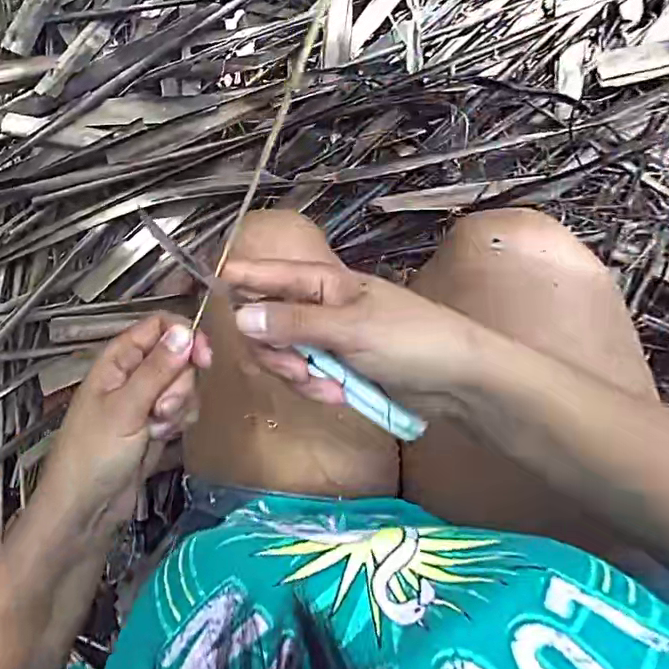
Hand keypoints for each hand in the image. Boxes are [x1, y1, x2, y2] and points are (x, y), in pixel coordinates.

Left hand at [27, 314, 209, 548]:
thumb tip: (185, 331)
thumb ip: (158, 369)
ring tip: (155, 428)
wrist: (85, 510)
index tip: (203, 358)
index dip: (184, 336)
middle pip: (178, 356)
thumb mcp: (126, 408)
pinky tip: (160, 438)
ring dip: (179, 407)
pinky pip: (182, 410)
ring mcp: (145, 399)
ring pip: (183, 385)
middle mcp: (133, 373)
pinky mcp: (156, 423)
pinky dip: (179, 423)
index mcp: (118, 358)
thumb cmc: (91, 455)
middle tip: (160, 409)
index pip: (159, 326)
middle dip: (179, 384)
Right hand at [221, 258, 474, 411]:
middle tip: (295, 370)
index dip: (235, 278)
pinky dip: (314, 386)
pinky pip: (304, 373)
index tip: (203, 289)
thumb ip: (293, 323)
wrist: (464, 382)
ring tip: (327, 388)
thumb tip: (238, 315)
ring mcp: (326, 336)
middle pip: (266, 321)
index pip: (265, 273)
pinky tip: (336, 395)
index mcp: (322, 282)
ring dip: (297, 373)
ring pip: (282, 352)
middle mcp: (317, 305)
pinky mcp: (336, 365)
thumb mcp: (350, 329)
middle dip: (275, 350)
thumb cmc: (412, 339)